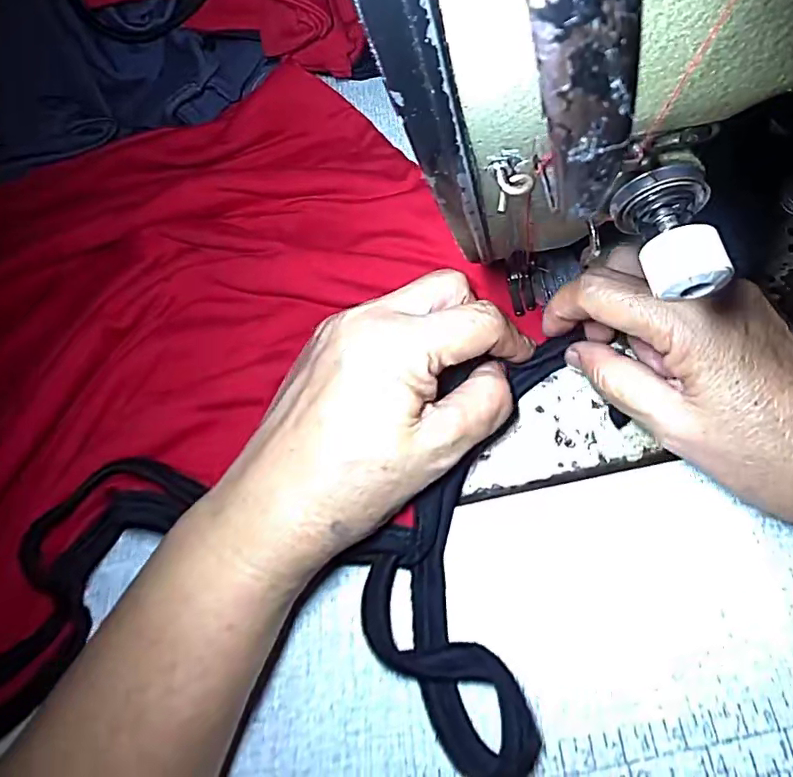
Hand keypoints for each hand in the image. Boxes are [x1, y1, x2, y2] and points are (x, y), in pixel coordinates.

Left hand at [198, 270, 533, 587]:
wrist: (274, 506)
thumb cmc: (344, 486)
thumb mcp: (438, 451)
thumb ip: (486, 402)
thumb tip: (497, 375)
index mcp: (395, 342)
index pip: (478, 317)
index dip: (511, 339)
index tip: (517, 361)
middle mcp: (365, 319)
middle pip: (448, 286)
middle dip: (476, 318)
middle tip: (483, 364)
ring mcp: (342, 325)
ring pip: (416, 297)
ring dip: (443, 325)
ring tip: (442, 380)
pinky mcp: (329, 338)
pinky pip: (386, 315)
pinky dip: (411, 334)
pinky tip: (407, 380)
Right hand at [544, 246, 792, 548]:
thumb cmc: (781, 457)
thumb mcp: (678, 429)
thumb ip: (618, 380)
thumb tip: (583, 355)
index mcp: (689, 319)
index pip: (601, 288)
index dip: (562, 306)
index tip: (551, 328)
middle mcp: (713, 289)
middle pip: (625, 263)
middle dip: (593, 298)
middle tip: (587, 343)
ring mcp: (735, 292)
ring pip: (654, 271)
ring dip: (626, 303)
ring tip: (634, 359)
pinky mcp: (749, 303)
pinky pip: (684, 288)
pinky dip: (659, 310)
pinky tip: (669, 357)